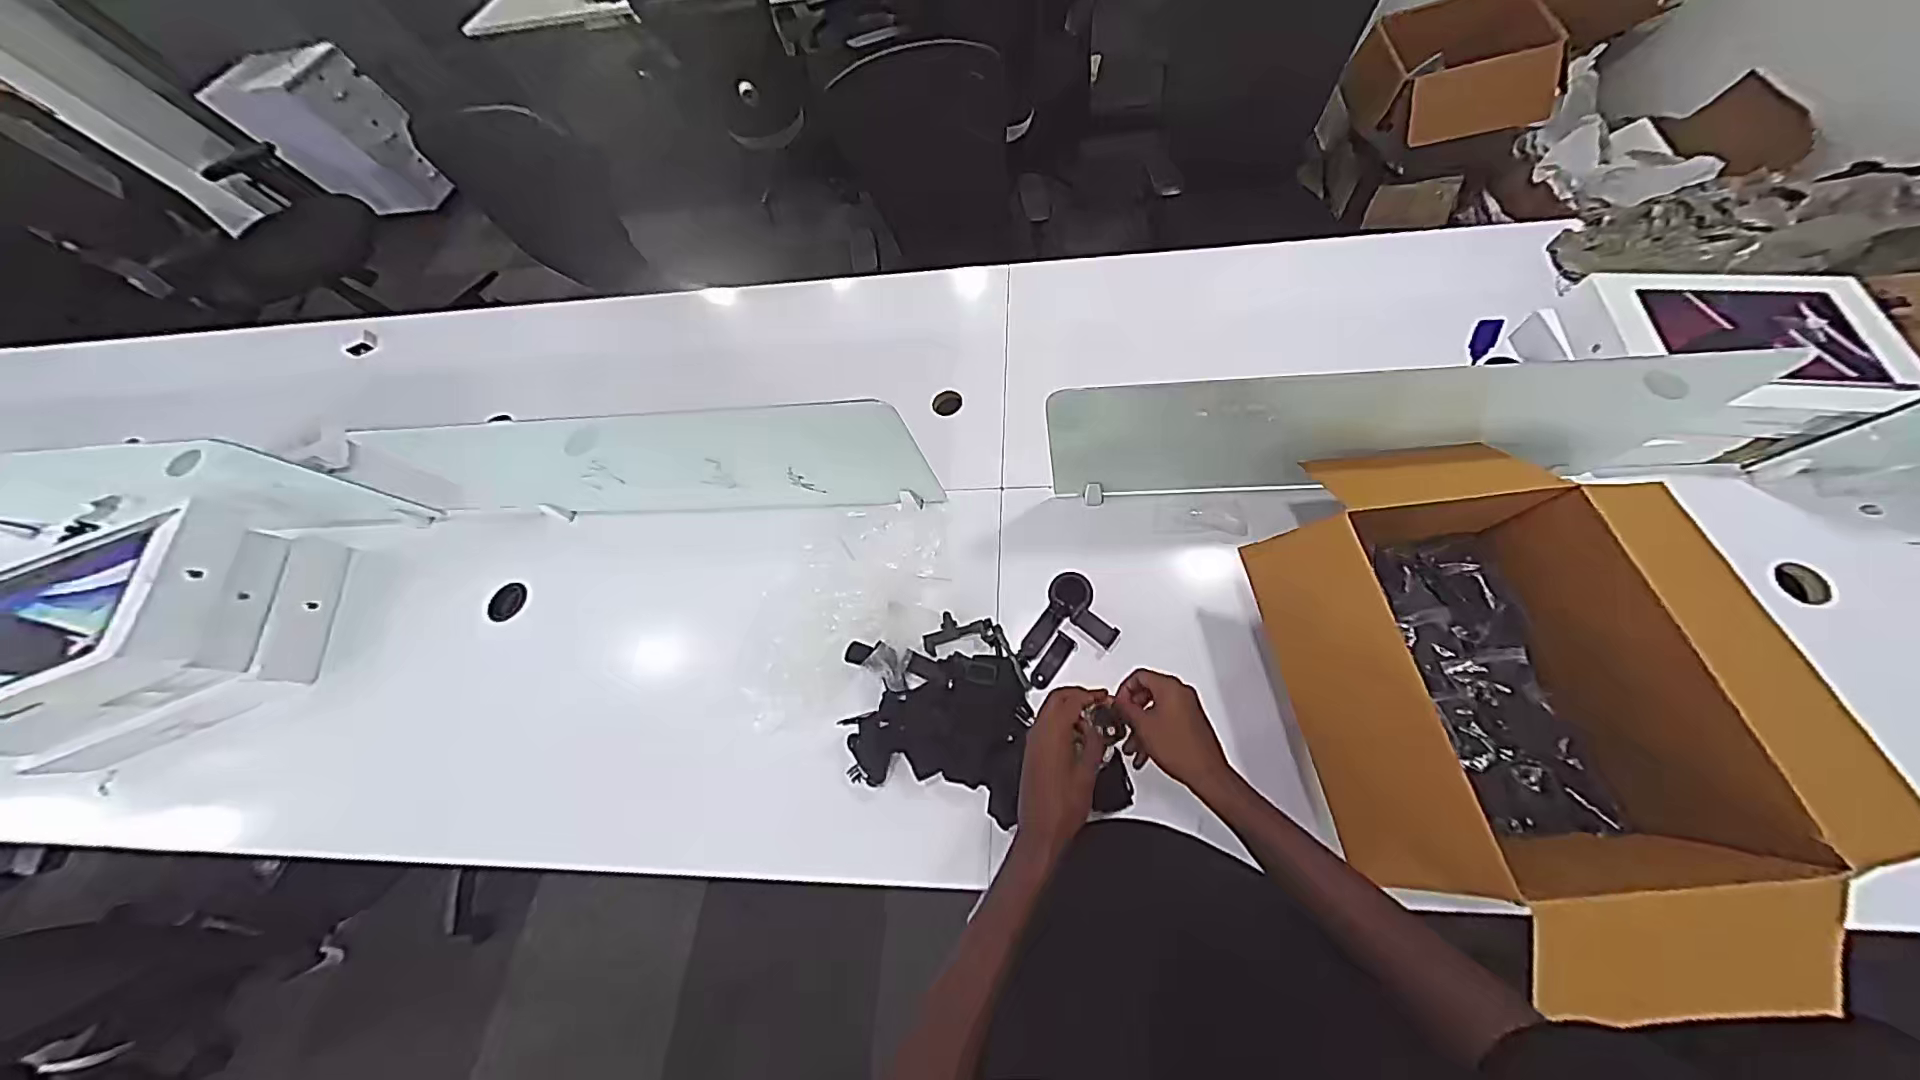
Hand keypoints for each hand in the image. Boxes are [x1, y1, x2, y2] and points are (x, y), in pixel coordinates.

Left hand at [1015, 686, 1111, 861]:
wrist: (1041, 831)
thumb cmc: (1060, 810)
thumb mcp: (1088, 772)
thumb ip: (1094, 743)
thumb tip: (1098, 728)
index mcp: (1052, 735)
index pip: (1070, 700)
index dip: (1089, 695)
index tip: (1102, 697)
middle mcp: (1038, 736)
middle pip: (1056, 699)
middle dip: (1078, 696)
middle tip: (1097, 701)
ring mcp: (1032, 744)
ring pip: (1050, 712)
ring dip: (1069, 709)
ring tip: (1091, 719)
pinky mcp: (1032, 754)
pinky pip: (1046, 727)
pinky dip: (1062, 723)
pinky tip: (1078, 736)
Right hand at [1112, 669, 1234, 797]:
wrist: (1205, 772)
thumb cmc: (1181, 749)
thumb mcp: (1142, 725)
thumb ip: (1126, 709)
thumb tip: (1119, 702)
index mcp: (1170, 687)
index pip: (1139, 676)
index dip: (1124, 690)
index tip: (1118, 704)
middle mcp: (1181, 693)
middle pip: (1148, 691)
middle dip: (1132, 709)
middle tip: (1124, 720)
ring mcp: (1188, 708)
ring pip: (1156, 708)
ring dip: (1141, 724)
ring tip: (1133, 743)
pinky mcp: (1191, 722)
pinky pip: (1166, 719)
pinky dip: (1153, 730)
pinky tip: (1145, 749)